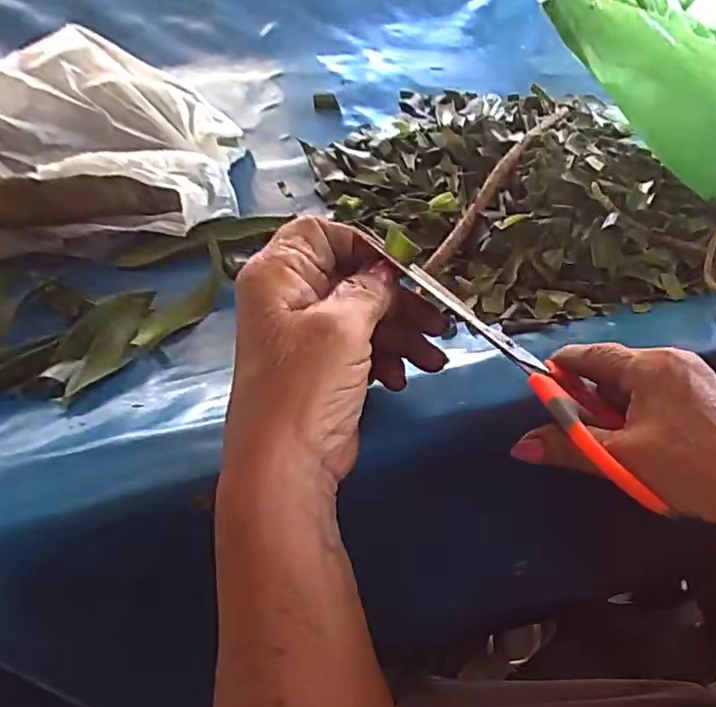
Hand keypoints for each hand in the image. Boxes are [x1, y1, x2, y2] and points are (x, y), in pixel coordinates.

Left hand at [225, 216, 447, 491]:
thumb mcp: (341, 326)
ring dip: (403, 337)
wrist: (288, 462)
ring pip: (366, 320)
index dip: (366, 248)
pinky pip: (364, 352)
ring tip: (433, 360)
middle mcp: (291, 301)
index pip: (324, 235)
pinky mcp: (327, 372)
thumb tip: (385, 271)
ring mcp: (309, 339)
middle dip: (399, 303)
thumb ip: (369, 289)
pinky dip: (387, 361)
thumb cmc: (305, 387)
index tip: (404, 272)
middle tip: (437, 323)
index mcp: (279, 275)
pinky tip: (401, 379)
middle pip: (355, 281)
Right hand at [509, 343, 715, 527]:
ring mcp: (696, 379)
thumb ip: (570, 447)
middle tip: (572, 429)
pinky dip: (638, 418)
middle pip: (615, 372)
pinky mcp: (709, 401)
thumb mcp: (621, 459)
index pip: (592, 356)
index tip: (538, 385)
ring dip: (614, 412)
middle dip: (589, 398)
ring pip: (637, 389)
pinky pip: (659, 400)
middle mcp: (674, 362)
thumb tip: (522, 445)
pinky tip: (641, 448)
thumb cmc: (690, 468)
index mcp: (650, 366)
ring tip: (608, 447)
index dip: (561, 369)